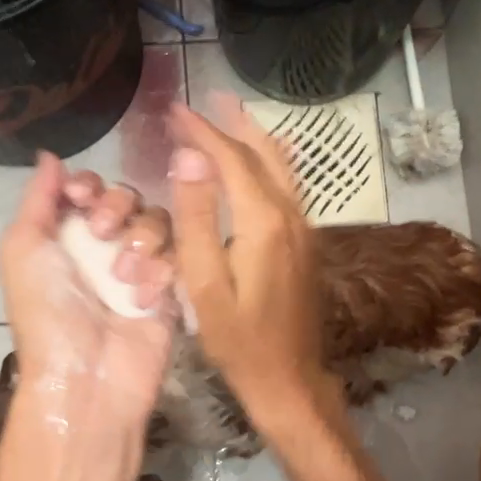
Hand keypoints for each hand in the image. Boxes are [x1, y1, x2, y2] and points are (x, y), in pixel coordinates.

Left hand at [0, 153, 176, 426]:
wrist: (87, 377)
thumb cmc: (47, 314)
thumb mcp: (23, 250)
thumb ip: (37, 199)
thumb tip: (50, 154)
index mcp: (67, 236)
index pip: (91, 189)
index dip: (90, 186)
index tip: (82, 197)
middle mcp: (106, 248)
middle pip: (130, 197)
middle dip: (118, 207)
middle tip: (102, 234)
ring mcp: (141, 270)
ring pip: (160, 223)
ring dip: (142, 240)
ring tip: (124, 276)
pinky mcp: (172, 293)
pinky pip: (182, 259)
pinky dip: (163, 273)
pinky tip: (144, 300)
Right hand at [166, 97, 341, 425]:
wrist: (291, 380)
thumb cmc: (239, 342)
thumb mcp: (204, 285)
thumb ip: (197, 220)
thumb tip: (190, 160)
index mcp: (264, 222)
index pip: (230, 160)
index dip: (201, 132)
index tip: (174, 109)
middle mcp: (291, 217)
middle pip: (263, 154)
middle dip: (232, 124)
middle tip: (206, 100)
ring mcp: (304, 231)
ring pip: (282, 168)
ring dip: (255, 139)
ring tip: (232, 116)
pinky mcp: (306, 246)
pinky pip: (288, 188)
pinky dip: (270, 163)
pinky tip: (263, 162)